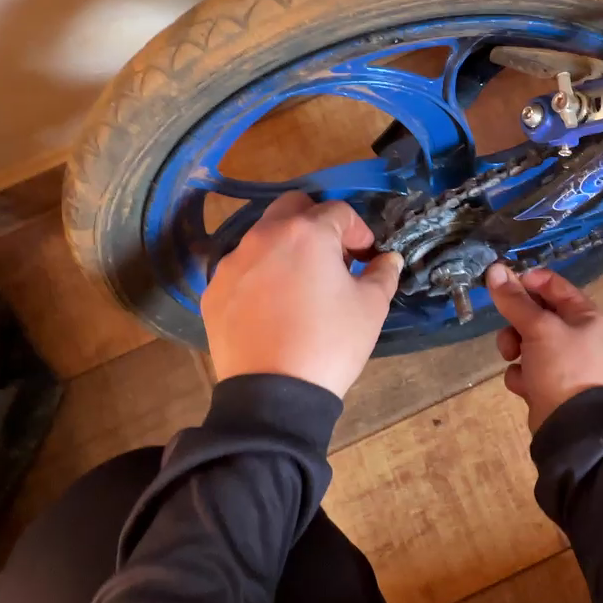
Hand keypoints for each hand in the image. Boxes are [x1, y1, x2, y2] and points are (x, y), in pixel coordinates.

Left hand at [201, 192, 402, 396]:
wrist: (273, 395)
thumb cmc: (330, 342)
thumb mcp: (371, 306)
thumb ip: (383, 272)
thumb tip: (388, 259)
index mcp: (307, 233)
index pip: (339, 211)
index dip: (359, 232)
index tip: (366, 257)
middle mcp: (264, 236)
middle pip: (294, 207)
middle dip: (318, 223)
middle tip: (333, 257)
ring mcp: (233, 263)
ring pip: (264, 236)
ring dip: (288, 247)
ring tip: (302, 284)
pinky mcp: (214, 290)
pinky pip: (243, 267)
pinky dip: (262, 274)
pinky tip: (274, 306)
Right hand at [484, 263, 602, 431]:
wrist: (569, 428)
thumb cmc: (562, 367)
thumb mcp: (537, 328)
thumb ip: (514, 300)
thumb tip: (494, 269)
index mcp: (584, 314)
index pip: (551, 284)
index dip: (526, 282)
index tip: (503, 287)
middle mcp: (575, 333)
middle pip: (535, 312)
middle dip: (516, 321)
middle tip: (508, 328)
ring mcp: (561, 360)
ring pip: (525, 339)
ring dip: (513, 347)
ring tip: (513, 359)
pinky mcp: (547, 382)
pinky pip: (525, 366)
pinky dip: (521, 374)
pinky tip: (525, 385)